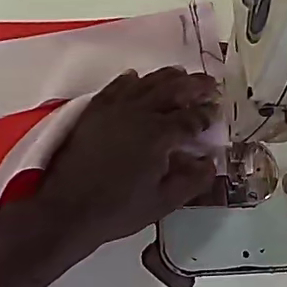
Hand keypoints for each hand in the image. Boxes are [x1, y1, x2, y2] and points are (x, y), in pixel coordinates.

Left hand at [28, 66, 220, 252]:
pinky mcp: (94, 111)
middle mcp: (139, 113)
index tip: (216, 113)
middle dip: (194, 86)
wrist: (69, 210)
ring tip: (182, 76)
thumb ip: (192, 180)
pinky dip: (132, 80)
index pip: (191, 118)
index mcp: (160, 135)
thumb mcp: (164, 202)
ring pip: (146, 83)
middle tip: (210, 84)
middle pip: (172, 90)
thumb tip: (209, 163)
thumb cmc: (119, 210)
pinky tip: (137, 78)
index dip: (206, 115)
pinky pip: (117, 87)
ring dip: (168, 78)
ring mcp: (114, 109)